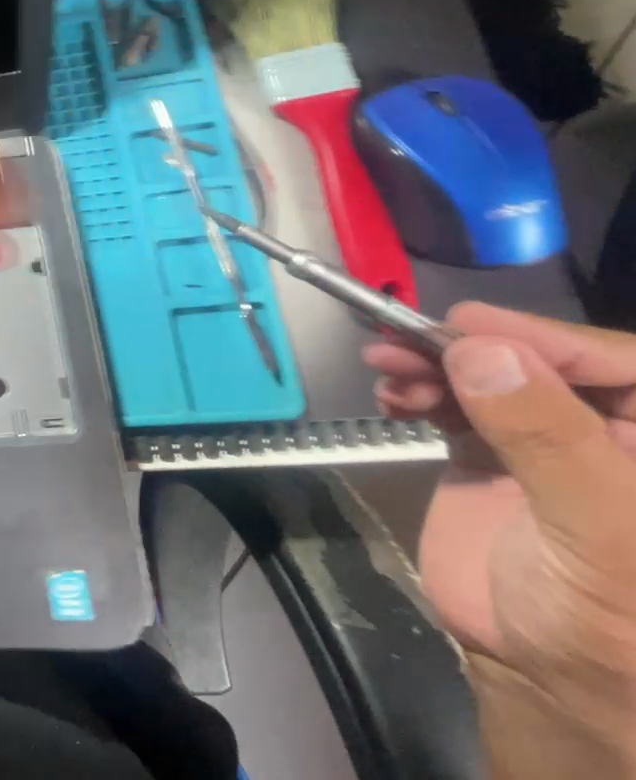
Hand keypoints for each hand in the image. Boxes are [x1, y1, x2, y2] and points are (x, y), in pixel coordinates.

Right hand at [364, 303, 635, 769]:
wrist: (545, 672)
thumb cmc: (607, 616)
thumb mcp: (594, 530)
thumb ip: (547, 438)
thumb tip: (482, 352)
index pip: (620, 364)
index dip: (544, 337)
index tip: (464, 323)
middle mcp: (611, 432)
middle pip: (542, 362)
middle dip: (473, 347)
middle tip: (403, 342)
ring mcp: (546, 441)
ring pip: (490, 375)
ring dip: (434, 364)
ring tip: (385, 368)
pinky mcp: (490, 455)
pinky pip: (453, 403)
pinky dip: (419, 390)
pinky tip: (393, 397)